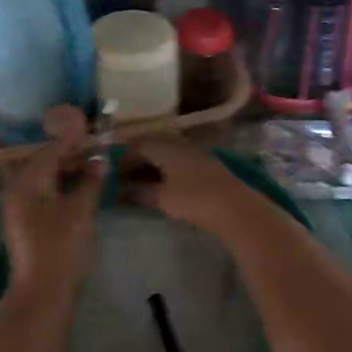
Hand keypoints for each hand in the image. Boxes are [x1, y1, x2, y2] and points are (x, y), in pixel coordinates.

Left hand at [2, 106, 106, 298]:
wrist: (42, 292)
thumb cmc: (61, 247)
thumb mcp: (81, 211)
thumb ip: (91, 181)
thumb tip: (100, 160)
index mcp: (27, 182)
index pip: (51, 151)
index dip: (73, 141)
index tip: (92, 130)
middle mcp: (17, 191)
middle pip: (43, 164)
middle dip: (69, 156)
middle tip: (96, 151)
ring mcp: (18, 209)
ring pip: (43, 181)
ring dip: (66, 173)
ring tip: (92, 170)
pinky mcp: (25, 225)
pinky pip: (42, 196)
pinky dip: (60, 189)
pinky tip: (78, 192)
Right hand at [121, 136, 265, 236]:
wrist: (236, 207)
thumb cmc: (193, 199)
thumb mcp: (162, 198)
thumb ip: (140, 192)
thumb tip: (122, 190)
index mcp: (166, 147)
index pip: (138, 145)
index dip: (124, 158)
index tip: (115, 173)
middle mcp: (181, 144)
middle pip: (155, 146)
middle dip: (139, 160)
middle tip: (128, 177)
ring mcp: (198, 154)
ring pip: (170, 154)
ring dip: (156, 166)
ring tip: (146, 183)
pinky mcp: (210, 167)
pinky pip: (182, 163)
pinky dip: (170, 171)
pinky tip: (168, 186)